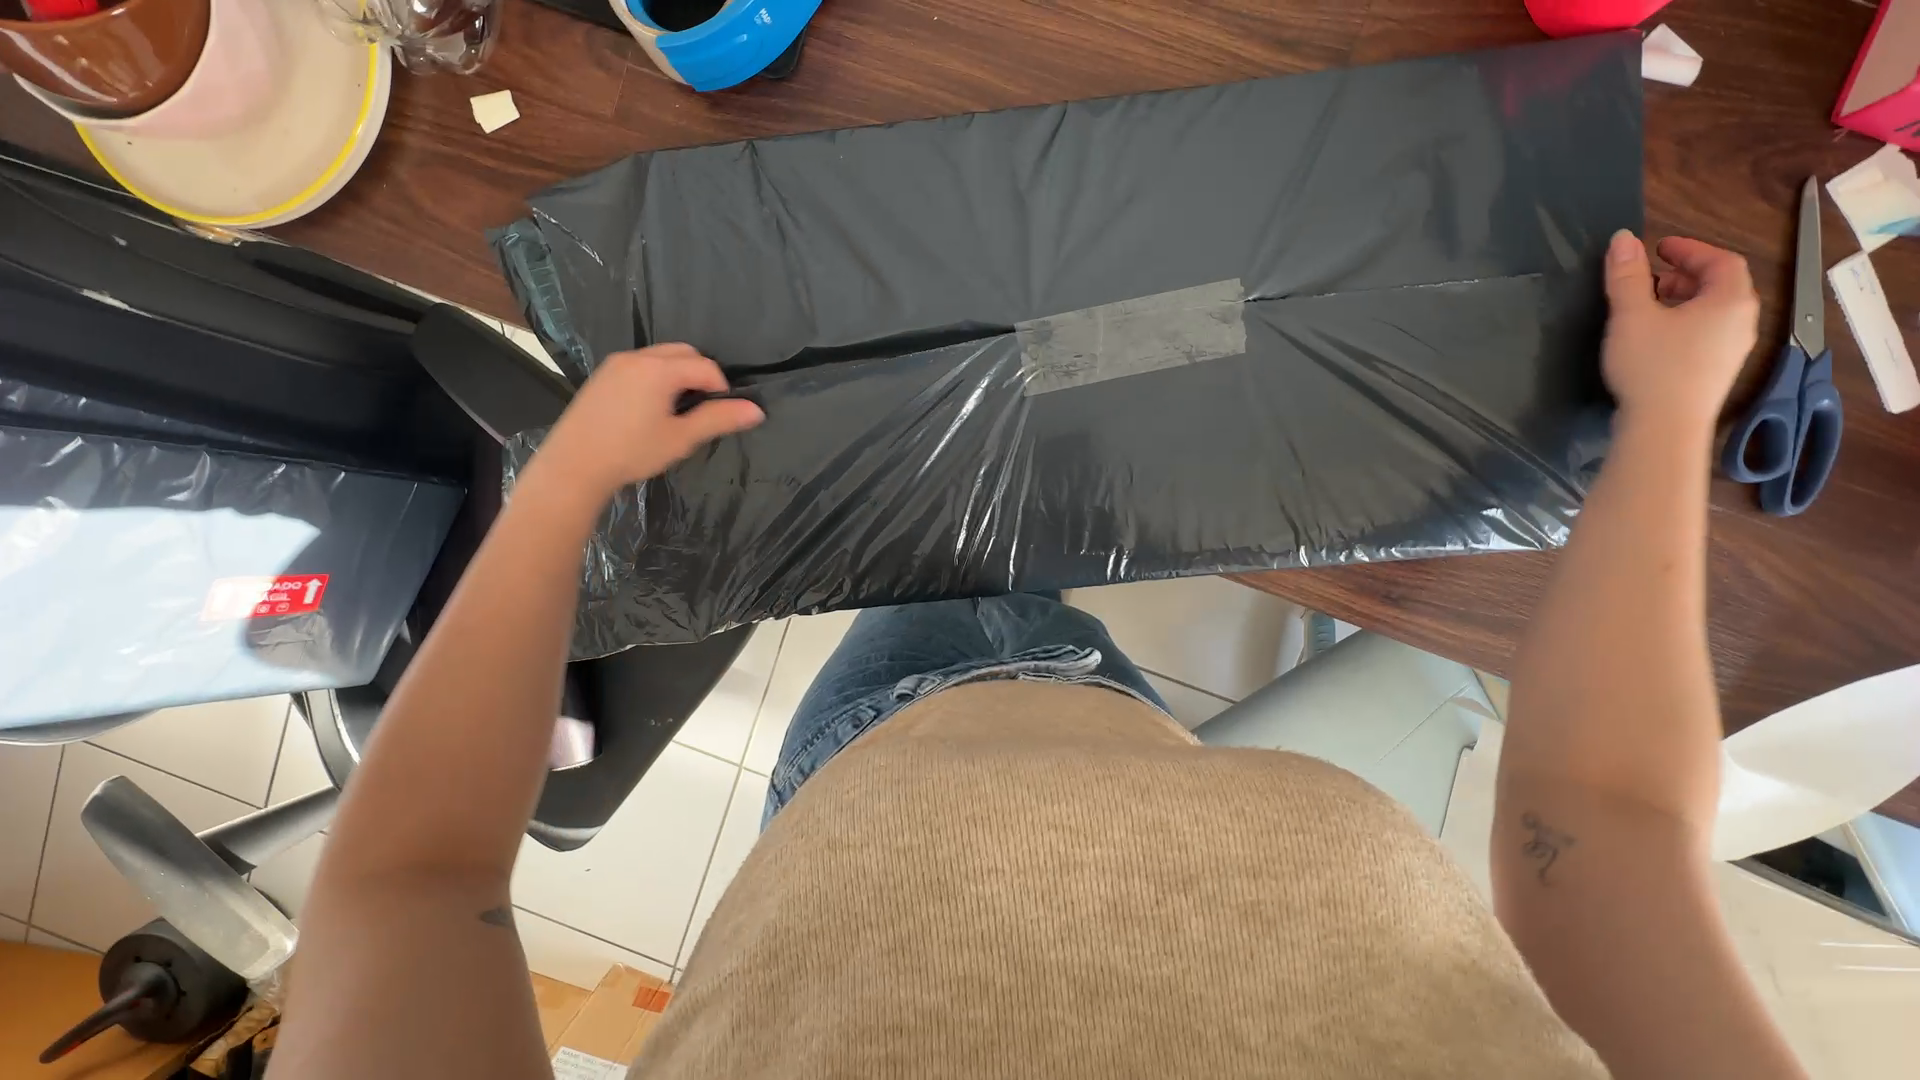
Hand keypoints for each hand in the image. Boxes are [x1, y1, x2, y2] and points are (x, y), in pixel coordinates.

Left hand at [530, 344, 763, 503]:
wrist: (573, 464)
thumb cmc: (632, 451)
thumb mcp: (681, 438)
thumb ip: (719, 419)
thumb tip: (757, 411)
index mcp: (659, 369)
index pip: (705, 366)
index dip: (721, 388)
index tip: (719, 414)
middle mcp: (637, 357)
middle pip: (684, 352)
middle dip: (700, 374)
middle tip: (701, 408)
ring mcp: (616, 364)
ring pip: (660, 356)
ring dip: (678, 373)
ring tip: (677, 408)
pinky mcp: (602, 375)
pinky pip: (640, 364)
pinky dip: (656, 376)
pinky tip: (650, 408)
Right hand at [1600, 231, 1759, 431]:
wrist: (1665, 425)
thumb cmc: (1651, 365)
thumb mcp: (1631, 316)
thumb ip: (1626, 276)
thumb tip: (1623, 238)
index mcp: (1729, 299)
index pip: (1720, 259)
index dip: (1689, 250)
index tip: (1657, 249)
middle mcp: (1741, 320)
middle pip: (1719, 285)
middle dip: (1683, 275)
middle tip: (1648, 278)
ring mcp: (1733, 348)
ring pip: (1712, 311)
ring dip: (1682, 301)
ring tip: (1646, 308)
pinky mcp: (1717, 371)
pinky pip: (1706, 334)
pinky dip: (1683, 324)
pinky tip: (1654, 338)